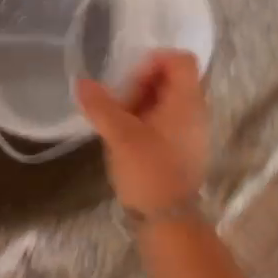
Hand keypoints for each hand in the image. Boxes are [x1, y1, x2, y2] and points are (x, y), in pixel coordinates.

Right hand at [76, 50, 210, 214]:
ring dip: (141, 105)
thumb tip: (81, 81)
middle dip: (142, 85)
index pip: (180, 60)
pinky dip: (147, 122)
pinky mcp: (183, 149)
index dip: (153, 61)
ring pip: (167, 102)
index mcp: (187, 102)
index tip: (128, 81)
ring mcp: (192, 132)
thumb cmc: (148, 171)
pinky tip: (128, 141)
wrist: (167, 218)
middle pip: (173, 79)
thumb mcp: (120, 136)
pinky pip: (167, 122)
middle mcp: (196, 112)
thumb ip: (100, 106)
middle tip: (118, 105)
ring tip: (119, 125)